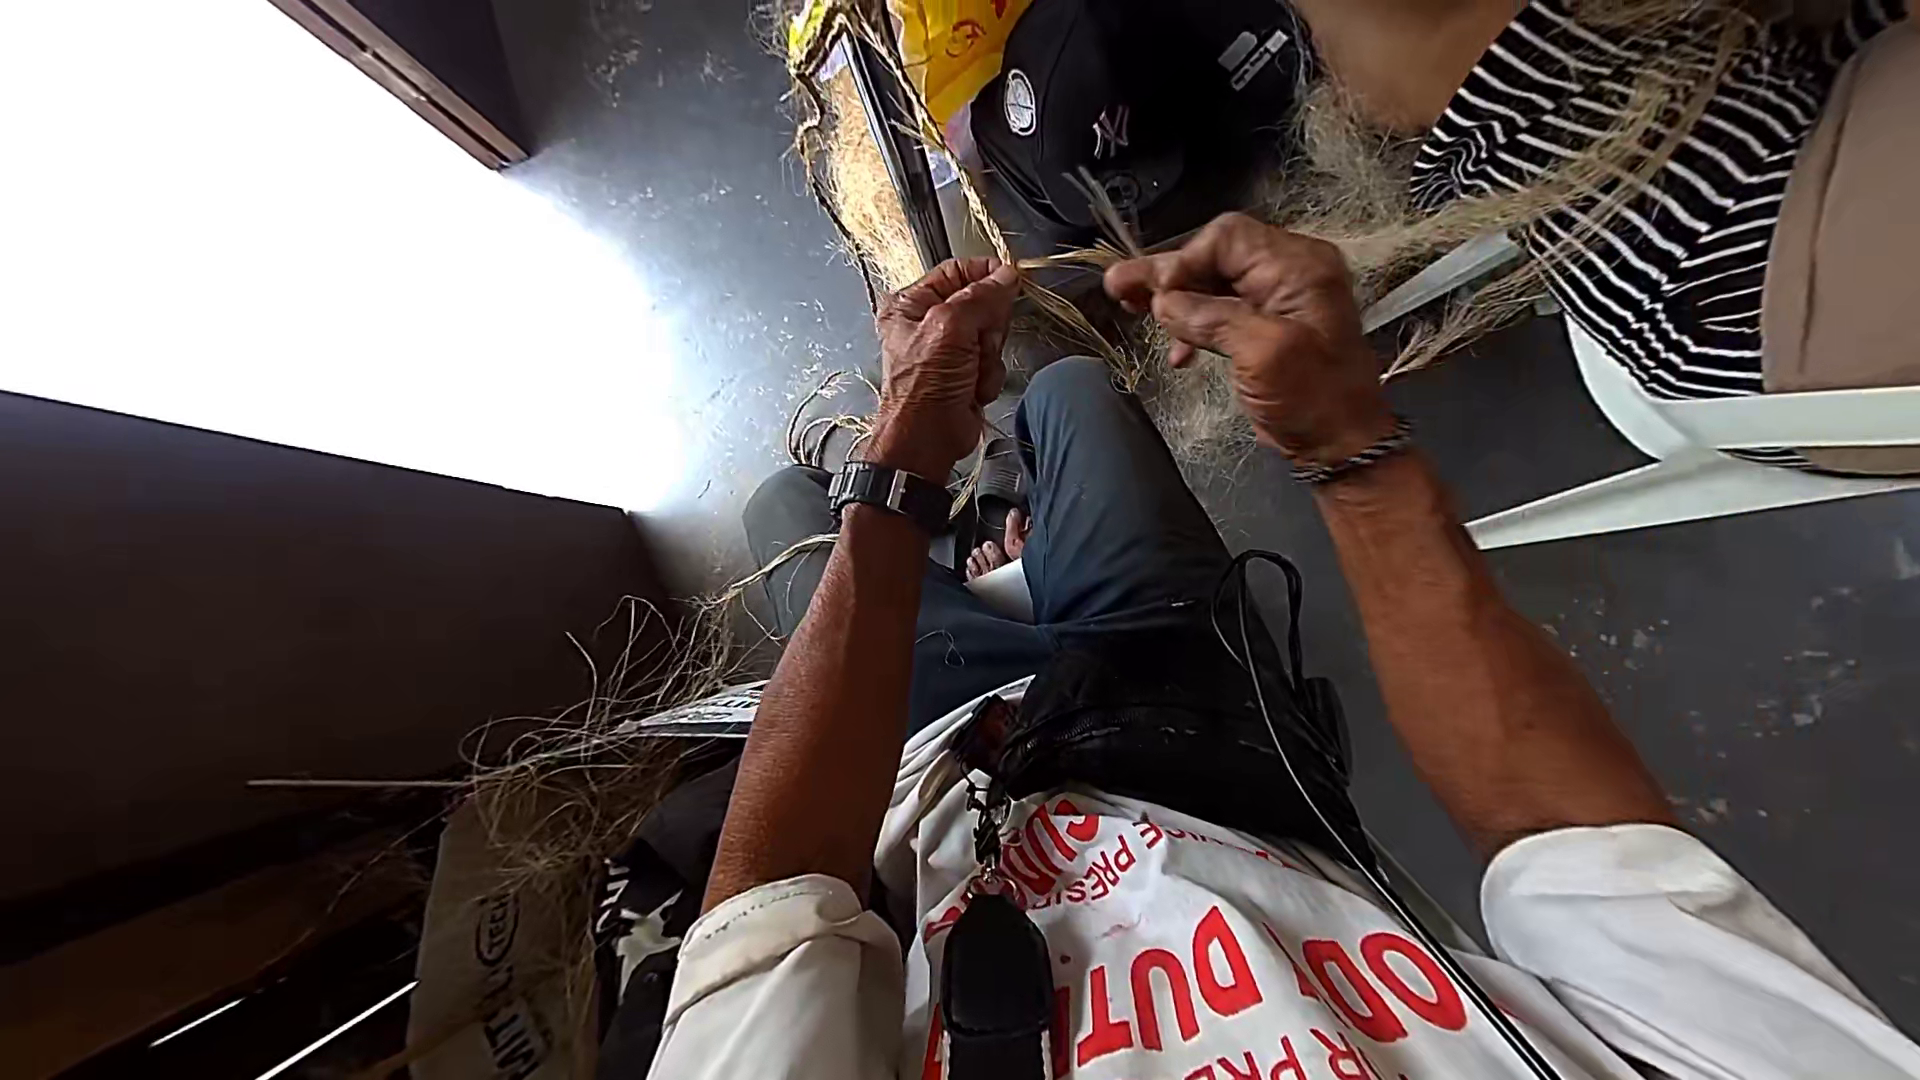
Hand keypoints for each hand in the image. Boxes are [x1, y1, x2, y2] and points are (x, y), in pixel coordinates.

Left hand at [869, 257, 1017, 478]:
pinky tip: (972, 389)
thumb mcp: (950, 329)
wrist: (927, 440)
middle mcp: (929, 326)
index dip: (984, 273)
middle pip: (981, 305)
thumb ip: (981, 297)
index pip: (956, 271)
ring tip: (969, 373)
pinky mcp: (966, 376)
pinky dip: (988, 378)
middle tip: (976, 344)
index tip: (1009, 277)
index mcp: (912, 305)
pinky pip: (993, 364)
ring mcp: (949, 353)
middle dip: (987, 328)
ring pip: (992, 337)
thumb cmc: (923, 389)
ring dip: (988, 357)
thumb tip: (1005, 276)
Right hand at [1104, 213, 1393, 464]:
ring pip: (1209, 285)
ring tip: (1132, 309)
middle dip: (1164, 274)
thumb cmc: (1310, 396)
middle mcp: (1285, 273)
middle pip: (1212, 257)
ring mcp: (1273, 301)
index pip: (1225, 239)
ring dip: (1172, 300)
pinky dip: (1190, 327)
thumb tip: (1163, 302)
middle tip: (1117, 285)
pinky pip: (1216, 313)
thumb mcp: (1263, 352)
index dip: (1183, 261)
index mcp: (1295, 266)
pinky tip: (1176, 353)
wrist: (1336, 440)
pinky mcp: (1260, 328)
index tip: (1153, 296)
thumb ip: (1212, 319)